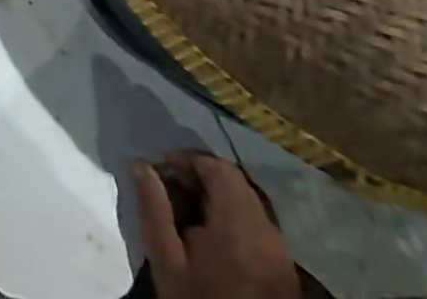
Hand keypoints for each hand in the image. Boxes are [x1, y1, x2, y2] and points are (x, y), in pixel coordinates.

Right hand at [133, 152, 298, 298]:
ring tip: (188, 207)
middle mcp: (266, 230)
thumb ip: (153, 209)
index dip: (188, 159)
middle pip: (235, 180)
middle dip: (201, 174)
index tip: (161, 168)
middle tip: (170, 185)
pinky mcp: (285, 266)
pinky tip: (212, 232)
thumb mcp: (165, 259)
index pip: (218, 169)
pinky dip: (234, 213)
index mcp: (237, 224)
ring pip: (249, 199)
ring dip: (218, 192)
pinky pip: (258, 221)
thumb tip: (142, 166)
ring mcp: (280, 249)